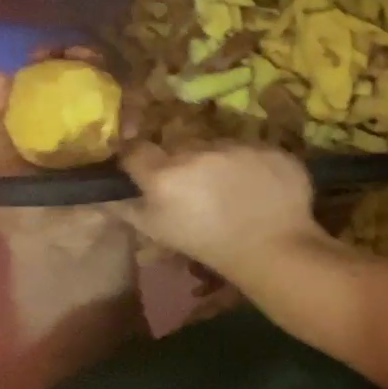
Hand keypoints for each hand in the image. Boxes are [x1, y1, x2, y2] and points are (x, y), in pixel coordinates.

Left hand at [0, 62, 132, 252]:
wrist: (79, 255)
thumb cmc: (26, 216)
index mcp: (26, 132)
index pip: (36, 86)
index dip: (45, 64)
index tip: (56, 50)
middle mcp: (65, 131)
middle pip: (80, 87)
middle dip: (86, 67)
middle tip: (93, 56)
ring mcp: (105, 142)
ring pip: (113, 100)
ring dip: (116, 87)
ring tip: (120, 86)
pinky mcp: (138, 154)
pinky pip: (139, 124)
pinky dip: (138, 114)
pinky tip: (138, 114)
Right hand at [121, 143, 322, 272]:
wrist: (271, 243)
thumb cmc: (206, 241)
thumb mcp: (155, 228)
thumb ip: (128, 204)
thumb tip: (112, 190)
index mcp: (166, 173)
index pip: (138, 149)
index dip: (139, 157)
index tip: (145, 166)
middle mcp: (205, 152)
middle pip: (184, 145)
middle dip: (183, 159)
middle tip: (195, 181)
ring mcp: (244, 148)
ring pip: (222, 144)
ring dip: (220, 158)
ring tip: (231, 182)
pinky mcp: (275, 150)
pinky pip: (256, 150)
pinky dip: (253, 162)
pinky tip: (259, 182)